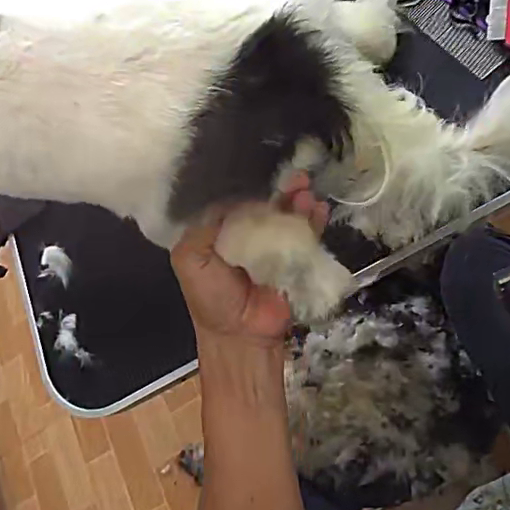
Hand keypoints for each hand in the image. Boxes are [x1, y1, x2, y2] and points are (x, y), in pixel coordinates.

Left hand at [170, 175, 329, 346]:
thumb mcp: (190, 259)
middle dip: (283, 192)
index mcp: (222, 234)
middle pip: (270, 207)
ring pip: (290, 219)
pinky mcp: (297, 263)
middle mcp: (250, 238)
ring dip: (300, 204)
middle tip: (298, 179)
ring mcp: (276, 250)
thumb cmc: (212, 297)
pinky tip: (319, 210)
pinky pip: (307, 239)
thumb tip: (235, 203)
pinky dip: (315, 222)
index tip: (265, 176)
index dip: (252, 189)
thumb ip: (204, 228)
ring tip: (308, 193)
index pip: (239, 203)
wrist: (242, 334)